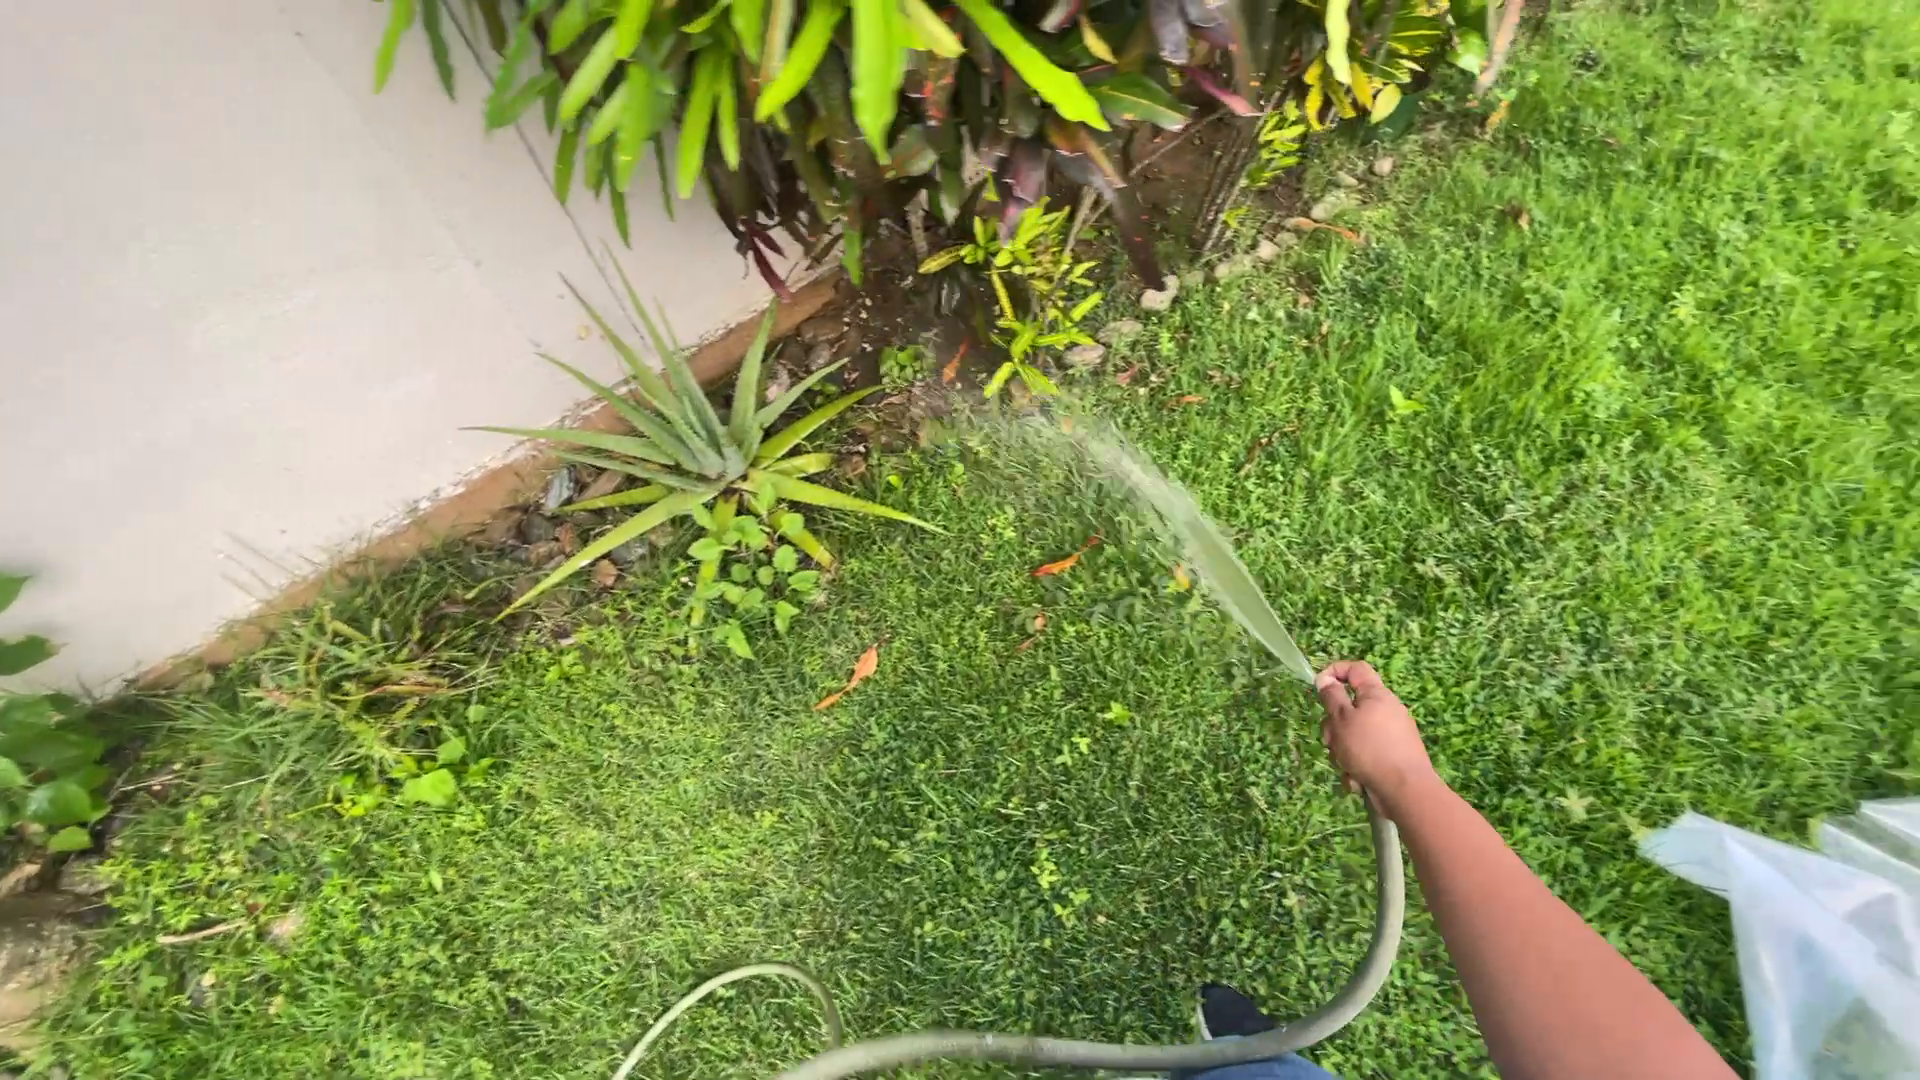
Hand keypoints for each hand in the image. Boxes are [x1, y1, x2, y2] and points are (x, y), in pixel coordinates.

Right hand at [1315, 660, 1439, 812]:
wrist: (1405, 791)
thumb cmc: (1369, 748)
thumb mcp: (1342, 718)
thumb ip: (1331, 696)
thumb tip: (1325, 679)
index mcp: (1377, 695)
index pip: (1355, 669)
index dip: (1334, 671)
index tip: (1318, 687)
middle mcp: (1386, 711)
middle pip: (1349, 707)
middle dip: (1334, 725)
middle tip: (1330, 739)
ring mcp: (1391, 735)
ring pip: (1353, 734)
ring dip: (1342, 750)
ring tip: (1345, 764)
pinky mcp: (1391, 757)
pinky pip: (1364, 754)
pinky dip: (1356, 765)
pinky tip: (1357, 779)